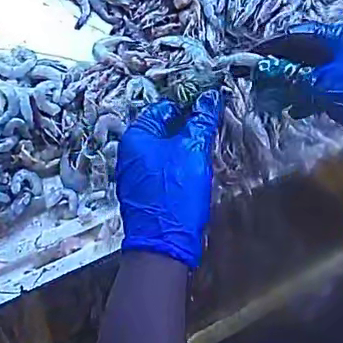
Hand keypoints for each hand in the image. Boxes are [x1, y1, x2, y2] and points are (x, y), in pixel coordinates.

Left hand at [116, 93, 221, 269]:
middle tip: (212, 127)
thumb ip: (200, 122)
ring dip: (185, 149)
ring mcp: (136, 176)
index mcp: (135, 138)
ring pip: (164, 152)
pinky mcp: (145, 194)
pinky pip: (163, 171)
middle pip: (162, 130)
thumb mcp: (192, 151)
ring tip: (207, 149)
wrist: (164, 244)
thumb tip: (209, 98)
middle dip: (187, 128)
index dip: (187, 106)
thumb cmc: (174, 196)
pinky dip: (179, 168)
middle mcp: (130, 155)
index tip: (209, 107)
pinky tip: (195, 173)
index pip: (163, 108)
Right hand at [257, 23, 342, 163]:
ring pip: (310, 73)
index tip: (246, 60)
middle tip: (253, 82)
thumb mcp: (329, 86)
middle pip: (302, 54)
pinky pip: (321, 91)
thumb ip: (294, 78)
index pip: (296, 36)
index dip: (270, 46)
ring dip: (288, 84)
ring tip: (269, 99)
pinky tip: (294, 110)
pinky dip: (304, 98)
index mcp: (339, 41)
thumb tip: (261, 71)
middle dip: (277, 66)